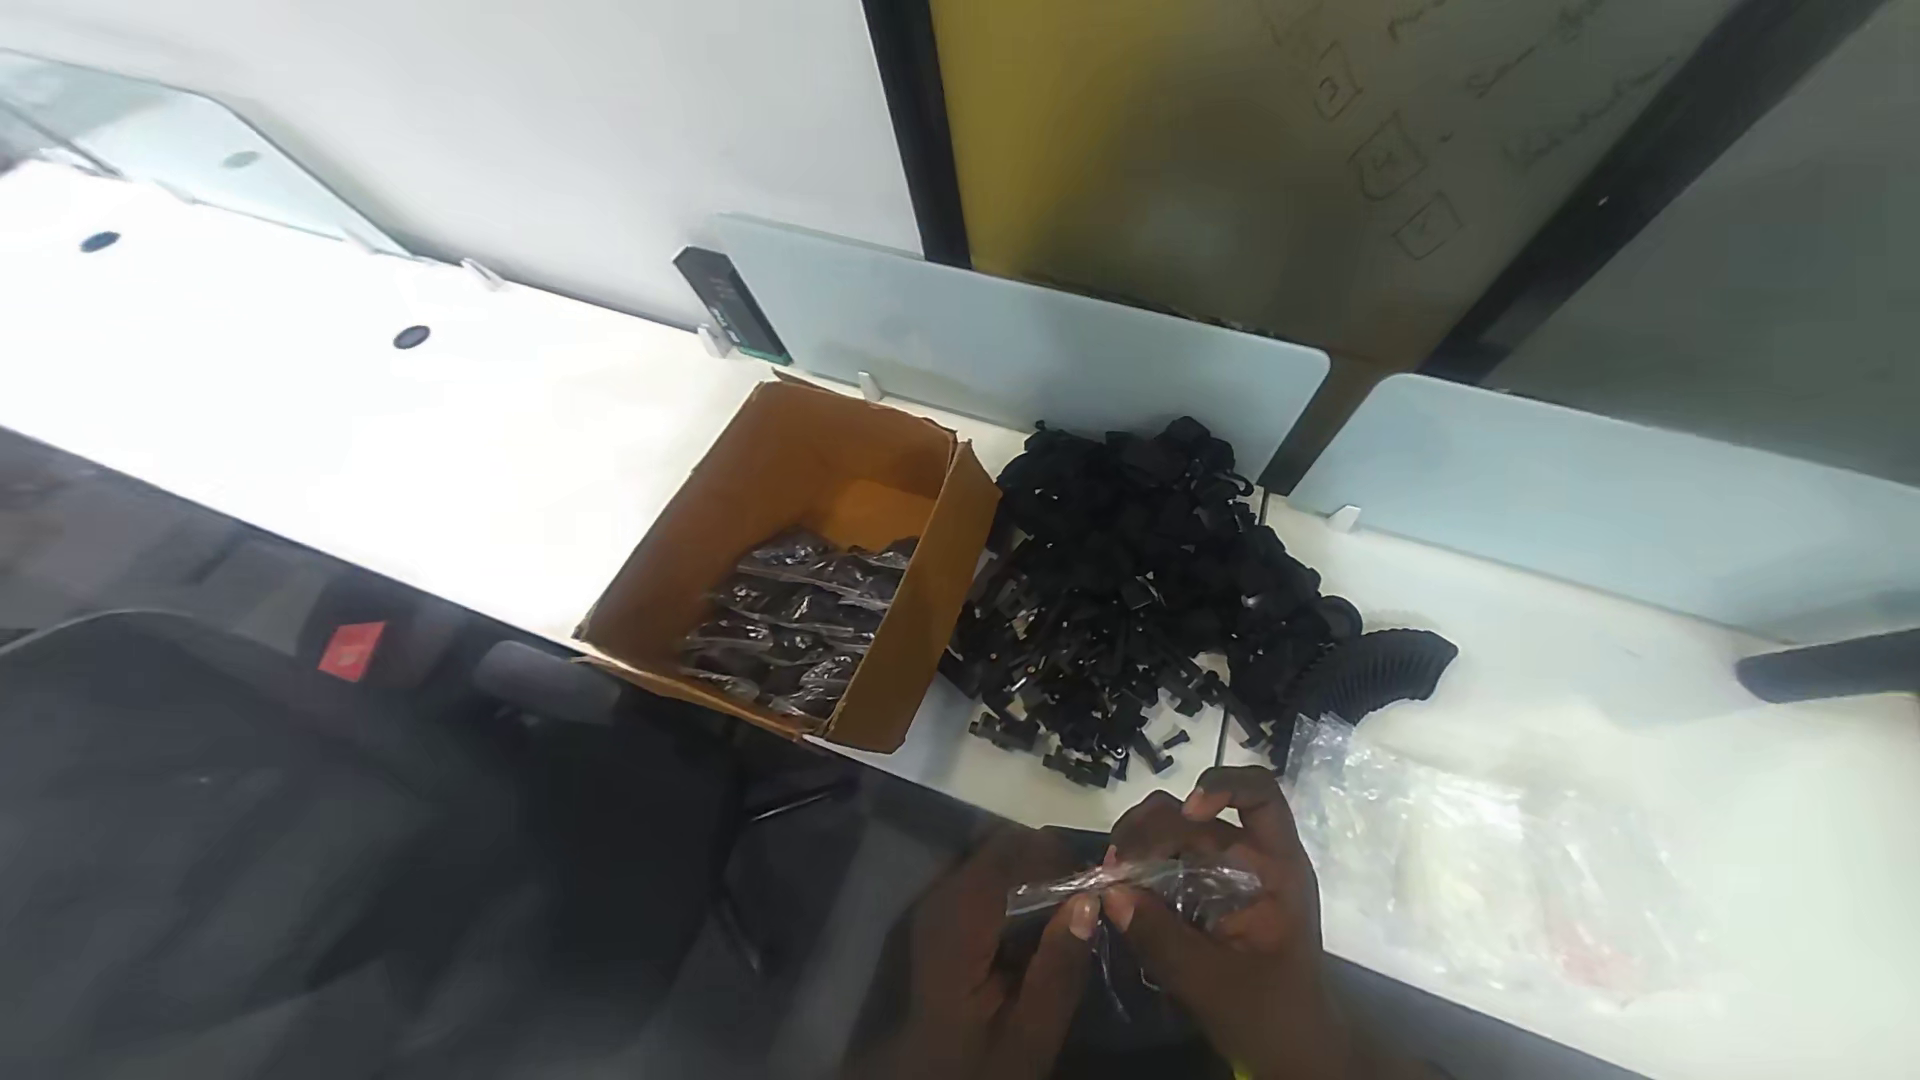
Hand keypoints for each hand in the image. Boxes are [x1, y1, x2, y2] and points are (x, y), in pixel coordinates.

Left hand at [848, 827, 1097, 1079]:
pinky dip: (1013, 879)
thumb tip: (1089, 901)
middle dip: (1045, 857)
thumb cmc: (977, 1064)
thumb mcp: (1028, 1036)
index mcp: (959, 920)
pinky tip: (1036, 913)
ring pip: (990, 853)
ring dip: (1030, 865)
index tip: (1093, 881)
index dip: (1054, 855)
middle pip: (998, 844)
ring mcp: (936, 898)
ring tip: (1066, 900)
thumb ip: (1058, 969)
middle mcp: (941, 894)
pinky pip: (981, 872)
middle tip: (1083, 891)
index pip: (1009, 852)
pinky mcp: (939, 908)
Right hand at [1104, 766, 1412, 1079]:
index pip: (1260, 795)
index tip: (1189, 812)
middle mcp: (1245, 855)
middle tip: (1119, 861)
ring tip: (1113, 867)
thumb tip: (1112, 895)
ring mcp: (1217, 866)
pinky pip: (1159, 852)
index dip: (1224, 787)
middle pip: (1194, 809)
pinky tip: (1117, 880)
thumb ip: (1166, 942)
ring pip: (1170, 823)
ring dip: (1137, 836)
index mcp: (1275, 867)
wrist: (1291, 1053)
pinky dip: (1135, 857)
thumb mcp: (1220, 989)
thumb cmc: (1275, 1019)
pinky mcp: (1195, 882)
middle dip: (1152, 826)